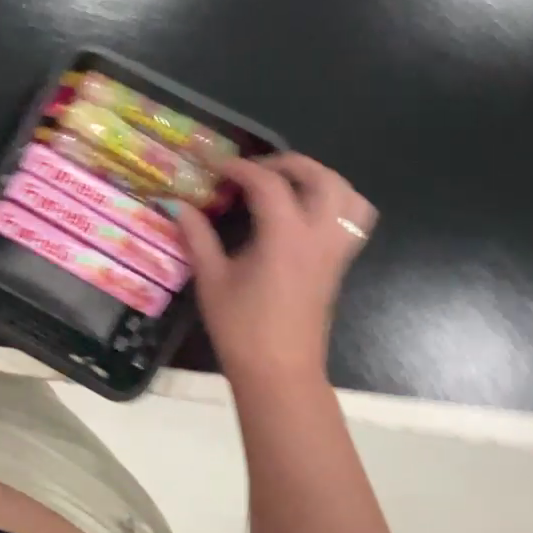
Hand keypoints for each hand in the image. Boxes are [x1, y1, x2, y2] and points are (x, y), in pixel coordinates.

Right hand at [168, 153, 375, 386]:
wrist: (278, 369)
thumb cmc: (240, 326)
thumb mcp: (210, 278)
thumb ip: (197, 236)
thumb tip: (178, 205)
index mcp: (284, 237)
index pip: (267, 183)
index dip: (237, 168)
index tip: (212, 167)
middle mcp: (318, 236)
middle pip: (320, 177)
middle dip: (286, 163)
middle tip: (251, 169)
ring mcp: (335, 249)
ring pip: (347, 194)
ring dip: (318, 178)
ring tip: (283, 183)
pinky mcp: (339, 263)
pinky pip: (353, 218)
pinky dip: (334, 202)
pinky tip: (302, 211)